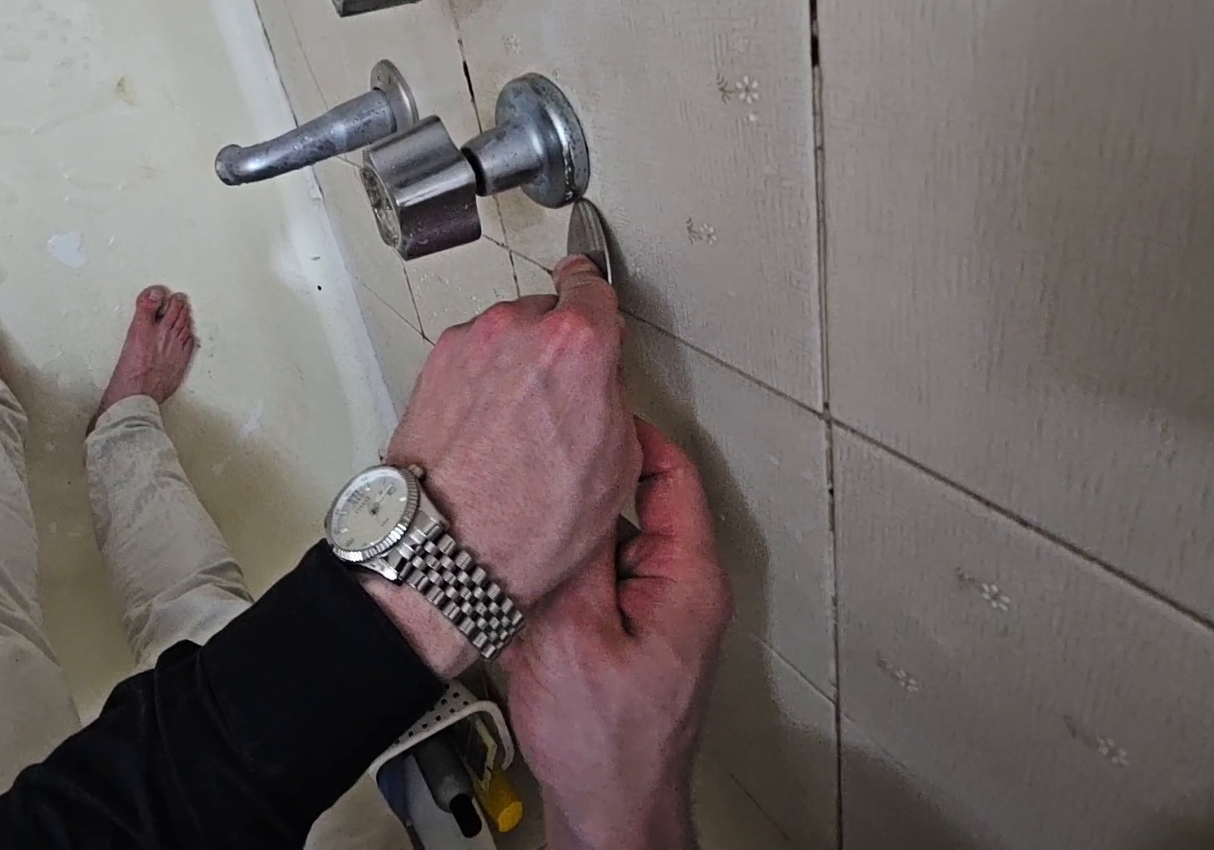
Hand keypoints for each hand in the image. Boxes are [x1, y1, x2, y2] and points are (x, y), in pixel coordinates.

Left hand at [364, 255, 641, 676]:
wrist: (448, 544)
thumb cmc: (527, 521)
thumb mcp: (615, 462)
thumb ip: (611, 395)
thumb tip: (601, 381)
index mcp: (576, 345)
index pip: (592, 288)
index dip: (595, 293)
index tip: (589, 282)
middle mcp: (517, 331)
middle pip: (547, 314)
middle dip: (557, 346)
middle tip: (557, 400)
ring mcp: (469, 344)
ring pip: (506, 334)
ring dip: (515, 361)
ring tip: (515, 425)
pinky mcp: (435, 363)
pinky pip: (471, 354)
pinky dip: (481, 377)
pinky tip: (486, 424)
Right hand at [502, 421, 732, 849]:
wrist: (607, 805)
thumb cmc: (603, 741)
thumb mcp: (572, 634)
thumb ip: (574, 553)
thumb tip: (570, 482)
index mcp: (685, 579)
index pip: (672, 474)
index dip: (632, 431)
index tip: (590, 407)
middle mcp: (676, 583)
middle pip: (639, 497)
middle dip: (588, 475)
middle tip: (543, 451)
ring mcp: (650, 602)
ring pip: (612, 531)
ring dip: (571, 521)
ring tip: (528, 509)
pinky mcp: (624, 619)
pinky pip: (598, 565)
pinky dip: (565, 556)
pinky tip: (529, 563)